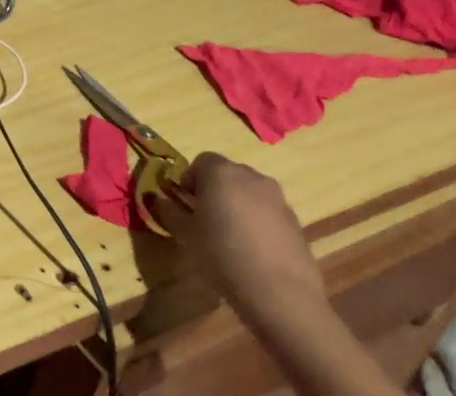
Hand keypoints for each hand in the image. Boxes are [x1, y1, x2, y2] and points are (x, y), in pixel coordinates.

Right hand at [151, 153, 325, 319]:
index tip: (185, 202)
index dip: (190, 179)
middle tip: (204, 215)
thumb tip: (158, 199)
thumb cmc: (222, 253)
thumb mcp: (184, 232)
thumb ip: (168, 210)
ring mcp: (279, 200)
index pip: (201, 161)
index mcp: (221, 173)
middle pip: (228, 173)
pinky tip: (252, 248)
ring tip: (230, 233)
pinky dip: (258, 220)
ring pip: (250, 192)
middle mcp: (253, 178)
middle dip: (214, 188)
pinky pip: (268, 211)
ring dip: (237, 204)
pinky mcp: (297, 223)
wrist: (280, 293)